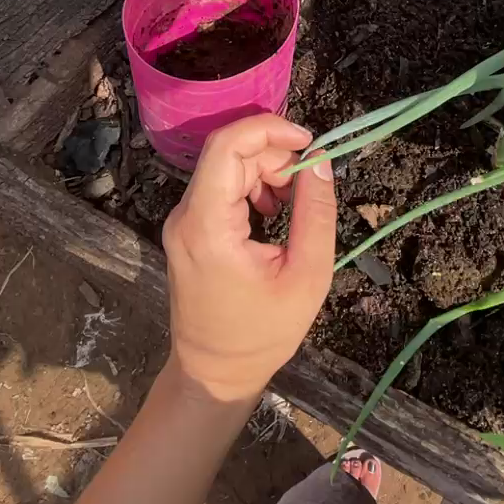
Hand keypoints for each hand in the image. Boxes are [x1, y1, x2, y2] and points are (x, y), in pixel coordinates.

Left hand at [161, 114, 335, 402]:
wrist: (215, 374)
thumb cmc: (263, 333)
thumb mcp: (307, 275)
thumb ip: (316, 213)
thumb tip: (320, 160)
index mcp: (208, 226)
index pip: (227, 146)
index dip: (268, 129)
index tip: (307, 141)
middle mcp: (185, 215)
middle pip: (229, 153)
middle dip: (274, 154)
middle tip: (307, 182)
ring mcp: (182, 220)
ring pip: (226, 165)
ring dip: (266, 170)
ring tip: (292, 203)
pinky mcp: (188, 227)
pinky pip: (221, 184)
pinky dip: (252, 184)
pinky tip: (273, 212)